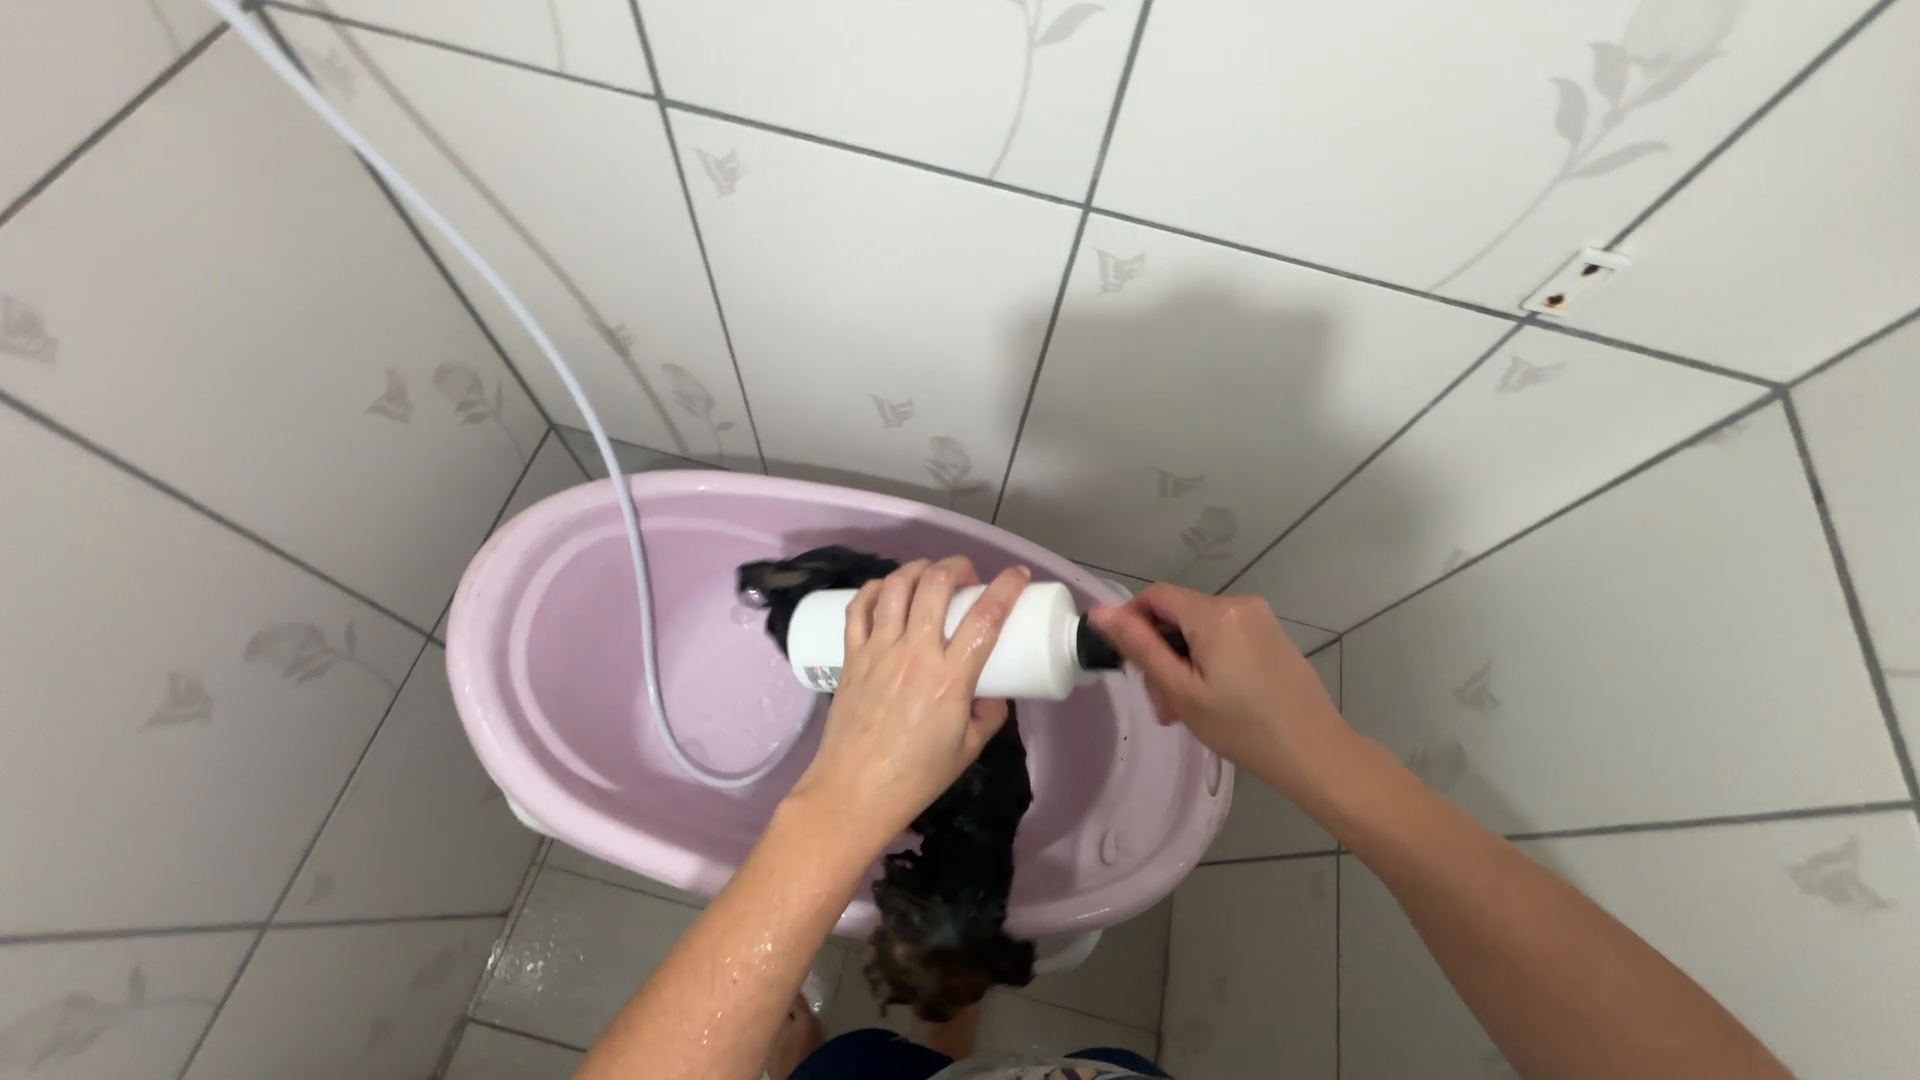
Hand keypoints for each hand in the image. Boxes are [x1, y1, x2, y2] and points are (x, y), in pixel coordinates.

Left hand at [787, 556, 1030, 850]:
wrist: (854, 792)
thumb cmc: (916, 776)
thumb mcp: (969, 749)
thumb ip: (989, 714)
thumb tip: (995, 690)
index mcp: (950, 678)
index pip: (986, 617)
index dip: (1007, 587)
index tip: (1018, 575)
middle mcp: (914, 654)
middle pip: (935, 585)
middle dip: (956, 566)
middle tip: (967, 575)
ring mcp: (878, 651)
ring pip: (895, 587)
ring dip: (918, 569)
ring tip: (930, 574)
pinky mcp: (850, 656)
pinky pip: (858, 608)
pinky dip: (874, 589)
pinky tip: (886, 589)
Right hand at [1088, 584, 1349, 794]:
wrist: (1315, 753)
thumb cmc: (1242, 727)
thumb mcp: (1181, 690)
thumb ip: (1140, 646)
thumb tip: (1101, 611)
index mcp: (1214, 613)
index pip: (1155, 596)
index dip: (1132, 622)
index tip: (1130, 664)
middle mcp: (1238, 603)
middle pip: (1178, 615)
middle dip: (1160, 653)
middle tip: (1161, 704)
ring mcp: (1260, 619)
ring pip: (1200, 630)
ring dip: (1183, 662)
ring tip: (1185, 711)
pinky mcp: (1272, 636)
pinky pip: (1224, 637)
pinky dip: (1208, 661)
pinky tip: (1213, 700)